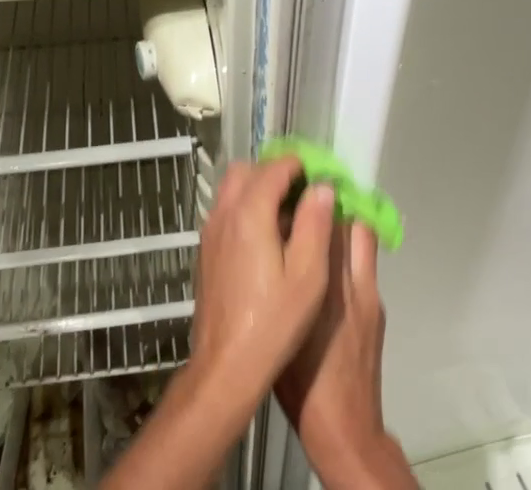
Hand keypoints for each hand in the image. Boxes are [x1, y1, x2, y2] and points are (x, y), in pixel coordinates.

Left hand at [191, 157, 335, 400]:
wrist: (226, 364)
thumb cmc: (274, 322)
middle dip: (277, 172)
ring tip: (290, 216)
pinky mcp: (206, 251)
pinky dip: (246, 208)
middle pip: (248, 170)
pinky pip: (226, 211)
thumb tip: (323, 188)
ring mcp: (210, 233)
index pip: (276, 167)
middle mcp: (223, 214)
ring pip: (232, 189)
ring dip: (259, 189)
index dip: (303, 166)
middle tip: (306, 194)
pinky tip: (269, 239)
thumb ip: (316, 224)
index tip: (324, 178)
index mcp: (249, 213)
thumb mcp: (309, 274)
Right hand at [275, 222, 408, 481]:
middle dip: (333, 206)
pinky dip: (351, 255)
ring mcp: (368, 297)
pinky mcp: (376, 311)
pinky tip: (332, 267)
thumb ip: (284, 280)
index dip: (315, 197)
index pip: (327, 222)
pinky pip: (364, 267)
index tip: (298, 182)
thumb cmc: (299, 379)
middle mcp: (351, 283)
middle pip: (352, 224)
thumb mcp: (283, 324)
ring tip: (322, 224)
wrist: (342, 426)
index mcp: (323, 285)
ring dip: (346, 227)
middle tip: (310, 197)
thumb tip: (278, 243)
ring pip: (362, 241)